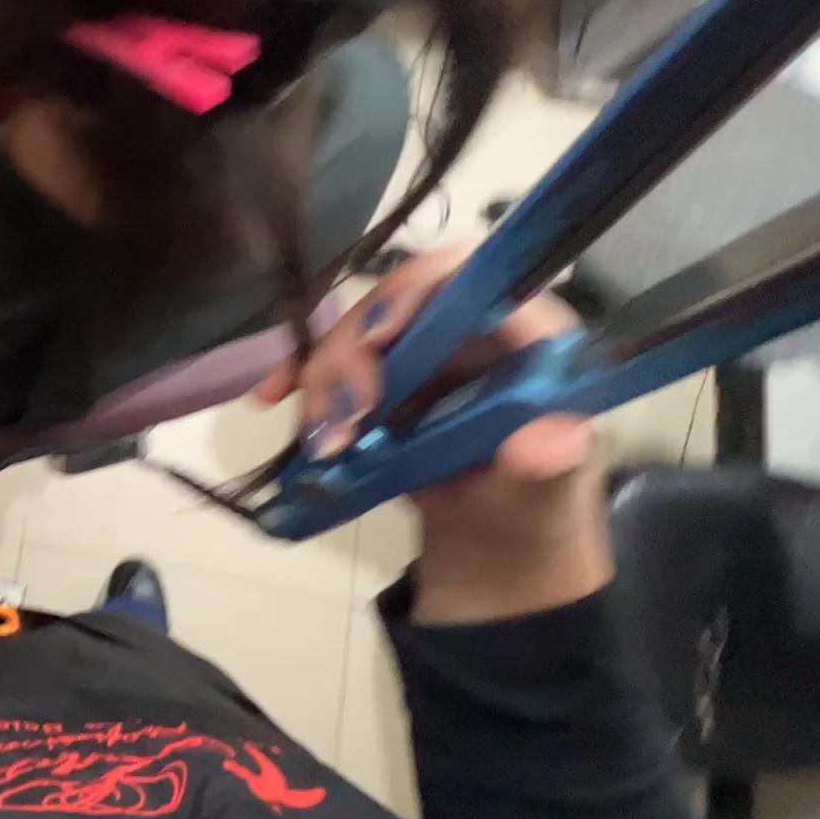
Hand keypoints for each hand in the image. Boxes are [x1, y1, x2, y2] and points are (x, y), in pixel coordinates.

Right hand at [255, 245, 613, 623]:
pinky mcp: (375, 379)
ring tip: (321, 442)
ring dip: (319, 381)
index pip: (474, 281)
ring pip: (351, 335)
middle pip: (394, 304)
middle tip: (340, 419)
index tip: (376, 340)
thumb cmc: (529, 514)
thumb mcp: (541, 498)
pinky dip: (293, 376)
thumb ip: (547, 469)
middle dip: (351, 354)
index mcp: (524, 342)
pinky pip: (325, 362)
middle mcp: (466, 333)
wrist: (490, 538)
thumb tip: (550, 439)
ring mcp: (415, 355)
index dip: (418, 294)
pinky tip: (270, 398)